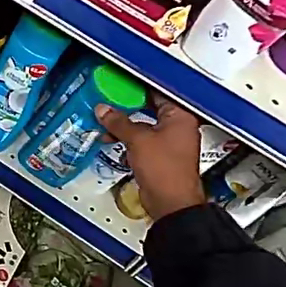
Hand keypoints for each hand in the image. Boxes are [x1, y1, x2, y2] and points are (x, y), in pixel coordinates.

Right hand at [98, 98, 206, 220]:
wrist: (170, 203)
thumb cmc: (167, 172)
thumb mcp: (137, 140)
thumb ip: (119, 122)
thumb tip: (105, 111)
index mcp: (180, 116)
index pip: (158, 91)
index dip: (138, 87)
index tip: (122, 83)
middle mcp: (178, 127)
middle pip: (150, 108)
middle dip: (128, 106)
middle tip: (111, 100)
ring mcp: (170, 142)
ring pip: (145, 124)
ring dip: (126, 124)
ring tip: (107, 121)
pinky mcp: (161, 156)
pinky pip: (143, 140)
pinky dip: (129, 138)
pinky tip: (113, 138)